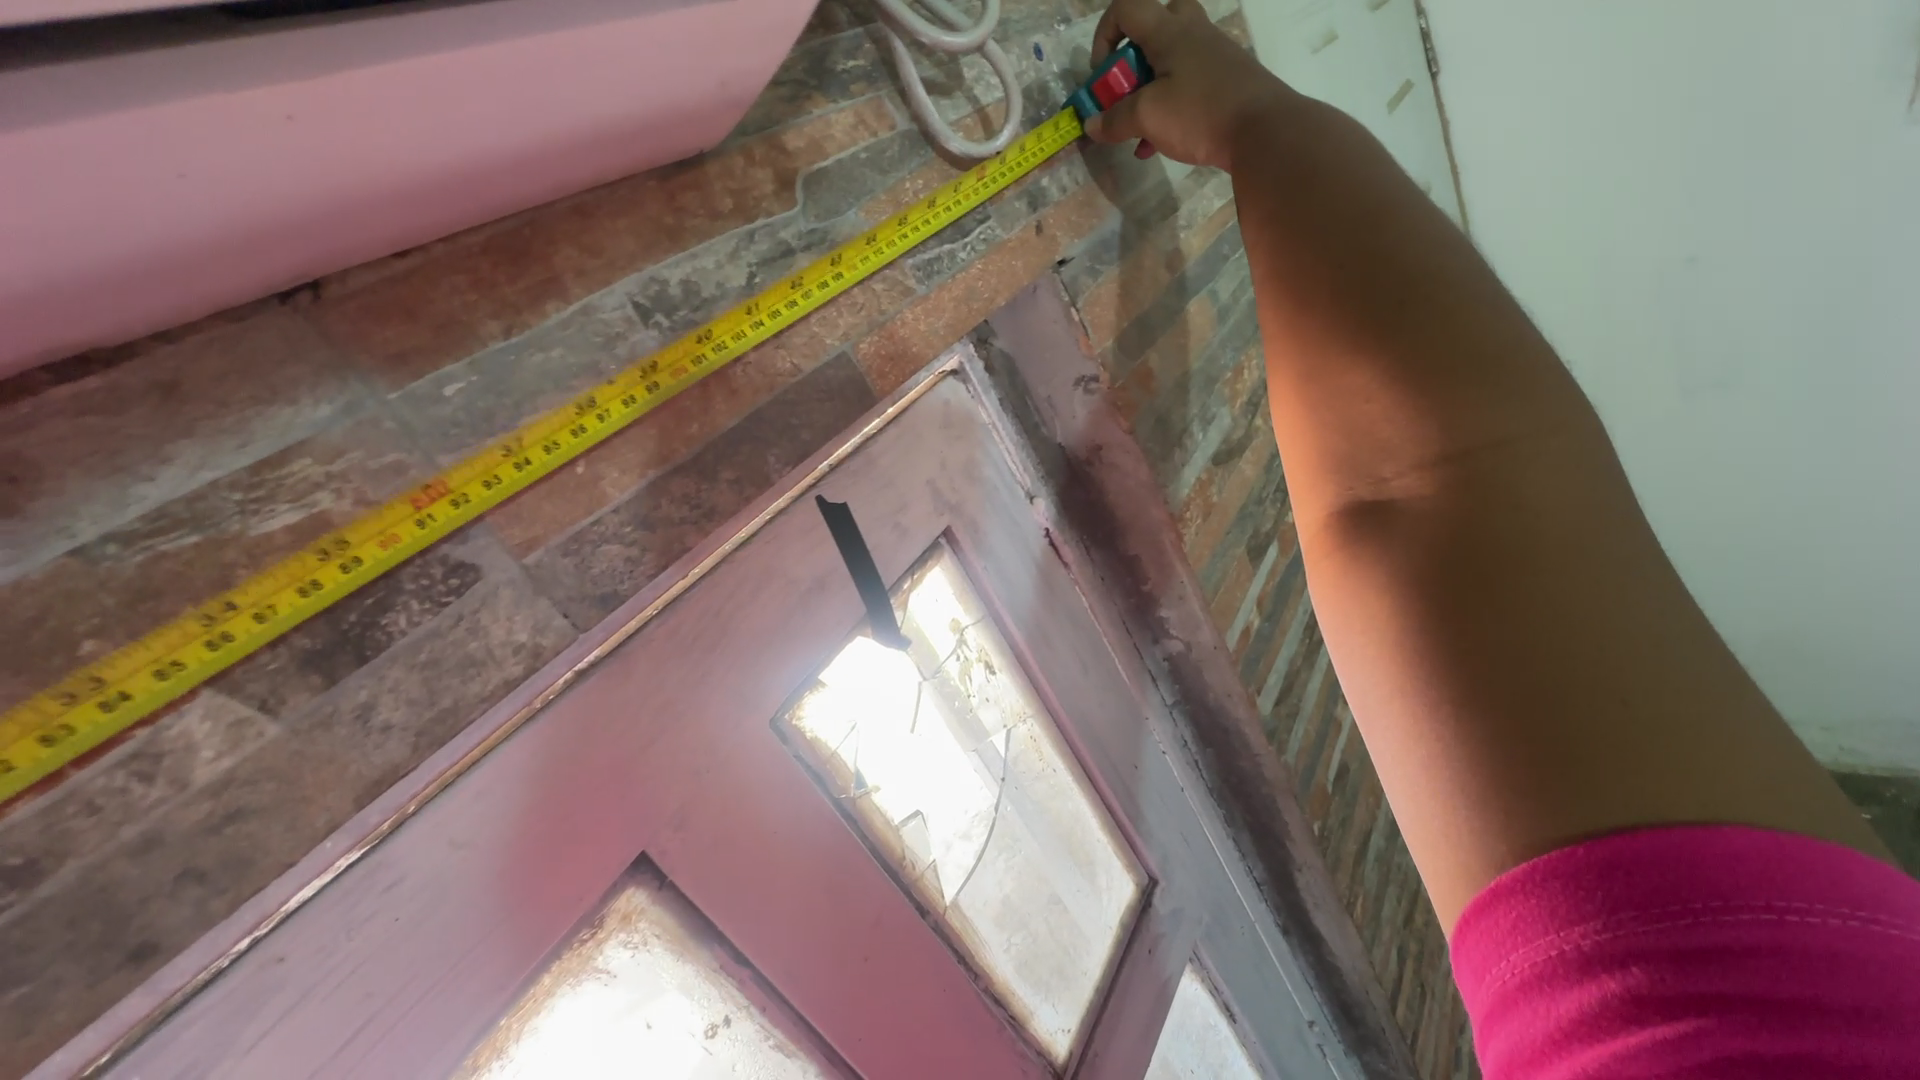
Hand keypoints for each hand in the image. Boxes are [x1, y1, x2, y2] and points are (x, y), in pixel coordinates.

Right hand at [1086, 0, 1292, 169]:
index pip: (1126, 9)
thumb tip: (1093, 125)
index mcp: (1170, 31)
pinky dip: (1167, 110)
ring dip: (1147, 92)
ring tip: (1135, 130)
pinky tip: (1155, 145)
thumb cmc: (1200, 112)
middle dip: (1132, 58)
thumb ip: (1115, 119)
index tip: (1100, 74)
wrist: (1264, 131)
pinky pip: (1188, 88)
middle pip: (1157, 24)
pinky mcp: (1227, 84)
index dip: (1104, 36)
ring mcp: (1214, 58)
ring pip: (1171, 62)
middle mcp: (1193, 34)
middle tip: (1127, 88)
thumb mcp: (1147, 116)